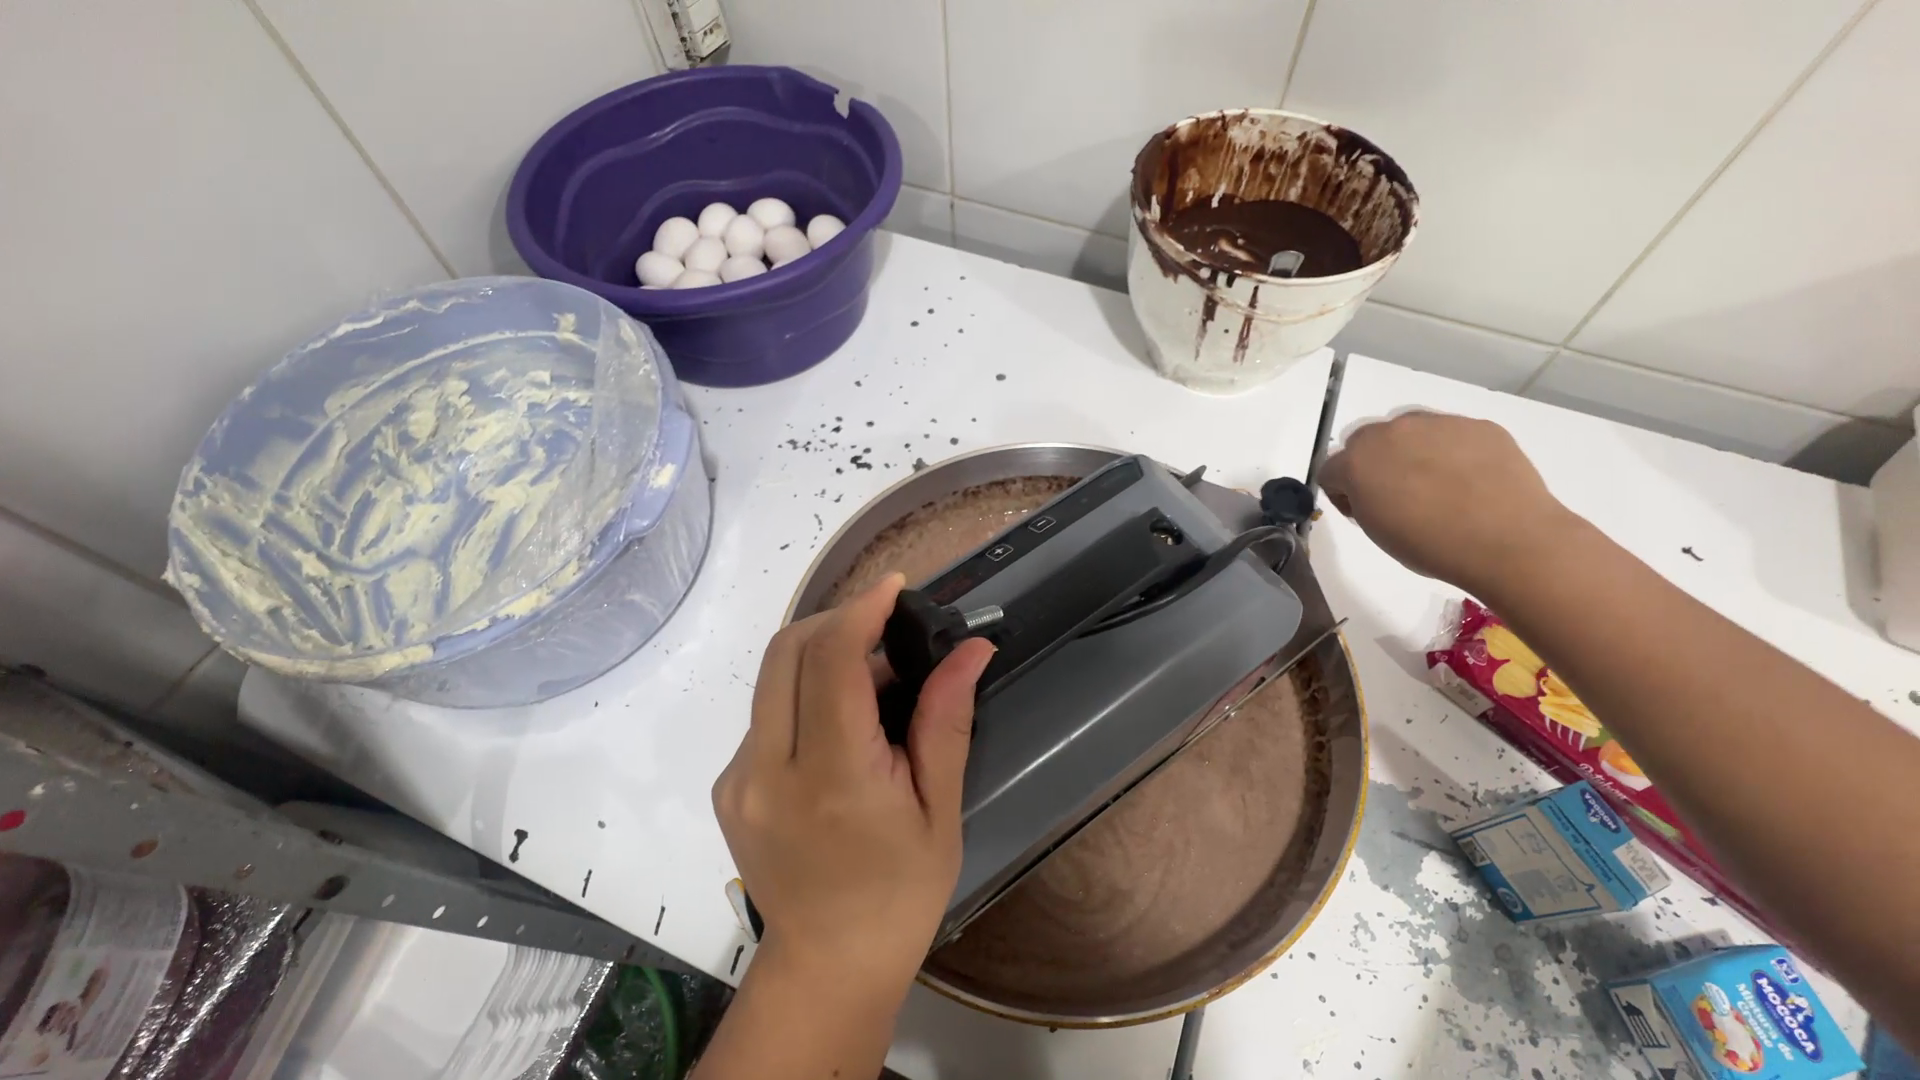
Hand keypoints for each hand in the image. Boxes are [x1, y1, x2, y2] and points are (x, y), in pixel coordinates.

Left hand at [712, 573, 995, 990]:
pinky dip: (805, 693)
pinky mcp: (729, 785)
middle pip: (788, 652)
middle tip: (887, 627)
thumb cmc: (900, 893)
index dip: (862, 610)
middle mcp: (768, 769)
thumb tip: (972, 649)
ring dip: (821, 655)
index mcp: (832, 779)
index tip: (894, 586)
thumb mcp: (939, 810)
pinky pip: (766, 711)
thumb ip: (946, 721)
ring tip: (874, 683)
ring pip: (772, 677)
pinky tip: (842, 724)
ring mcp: (738, 778)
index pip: (832, 662)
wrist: (829, 964)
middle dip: (838, 620)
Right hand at [1317, 412, 1582, 593]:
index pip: (1330, 469)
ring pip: (1409, 430)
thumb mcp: (1376, 531)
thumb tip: (1374, 489)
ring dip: (1411, 451)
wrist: (1508, 540)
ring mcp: (1437, 423)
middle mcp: (1391, 432)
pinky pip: (1452, 434)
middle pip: (1366, 440)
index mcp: (1357, 461)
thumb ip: (1362, 499)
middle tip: (1398, 495)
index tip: (1363, 512)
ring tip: (1438, 484)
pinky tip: (1471, 481)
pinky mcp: (1477, 425)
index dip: (1343, 493)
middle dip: (1373, 463)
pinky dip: (1452, 452)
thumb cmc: (1431, 546)